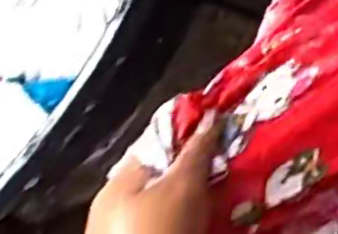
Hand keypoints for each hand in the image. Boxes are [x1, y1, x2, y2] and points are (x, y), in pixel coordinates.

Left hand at [87, 111, 222, 233]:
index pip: (157, 140)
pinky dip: (185, 219)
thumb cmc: (161, 233)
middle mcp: (111, 208)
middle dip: (194, 165)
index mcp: (117, 184)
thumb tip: (210, 115)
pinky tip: (205, 219)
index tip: (221, 129)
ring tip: (222, 190)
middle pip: (161, 172)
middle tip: (225, 161)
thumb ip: (197, 147)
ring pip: (165, 201)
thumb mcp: (186, 184)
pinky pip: (164, 224)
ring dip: (193, 194)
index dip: (190, 131)